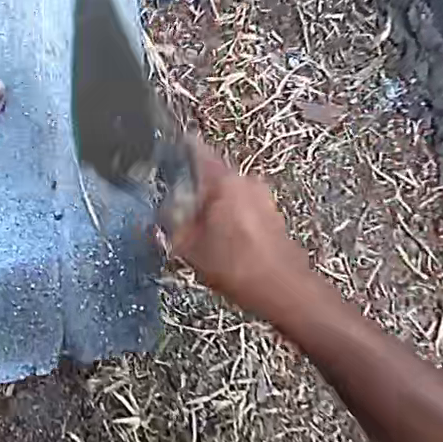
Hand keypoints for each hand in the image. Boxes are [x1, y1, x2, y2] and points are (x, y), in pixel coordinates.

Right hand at [166, 140, 311, 309]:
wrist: (284, 291)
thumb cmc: (238, 268)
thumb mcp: (187, 248)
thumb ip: (168, 226)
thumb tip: (158, 216)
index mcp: (223, 180)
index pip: (195, 150)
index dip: (176, 150)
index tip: (163, 154)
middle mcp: (245, 180)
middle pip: (209, 174)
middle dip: (191, 188)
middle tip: (173, 208)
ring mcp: (262, 196)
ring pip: (225, 191)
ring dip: (210, 204)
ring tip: (195, 230)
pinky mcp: (271, 213)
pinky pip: (240, 205)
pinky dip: (227, 215)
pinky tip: (218, 240)